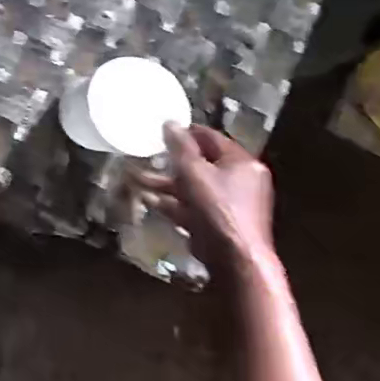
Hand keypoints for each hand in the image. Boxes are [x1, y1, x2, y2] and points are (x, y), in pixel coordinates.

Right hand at [137, 123, 274, 272]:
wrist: (234, 257)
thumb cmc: (216, 208)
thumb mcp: (193, 172)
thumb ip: (180, 147)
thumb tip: (170, 123)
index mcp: (242, 162)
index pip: (212, 137)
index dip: (186, 132)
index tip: (160, 130)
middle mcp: (241, 179)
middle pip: (201, 162)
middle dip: (170, 161)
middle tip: (146, 155)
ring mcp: (231, 201)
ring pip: (194, 184)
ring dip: (166, 182)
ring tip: (137, 179)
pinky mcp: (220, 220)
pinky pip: (194, 203)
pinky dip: (173, 201)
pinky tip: (149, 200)